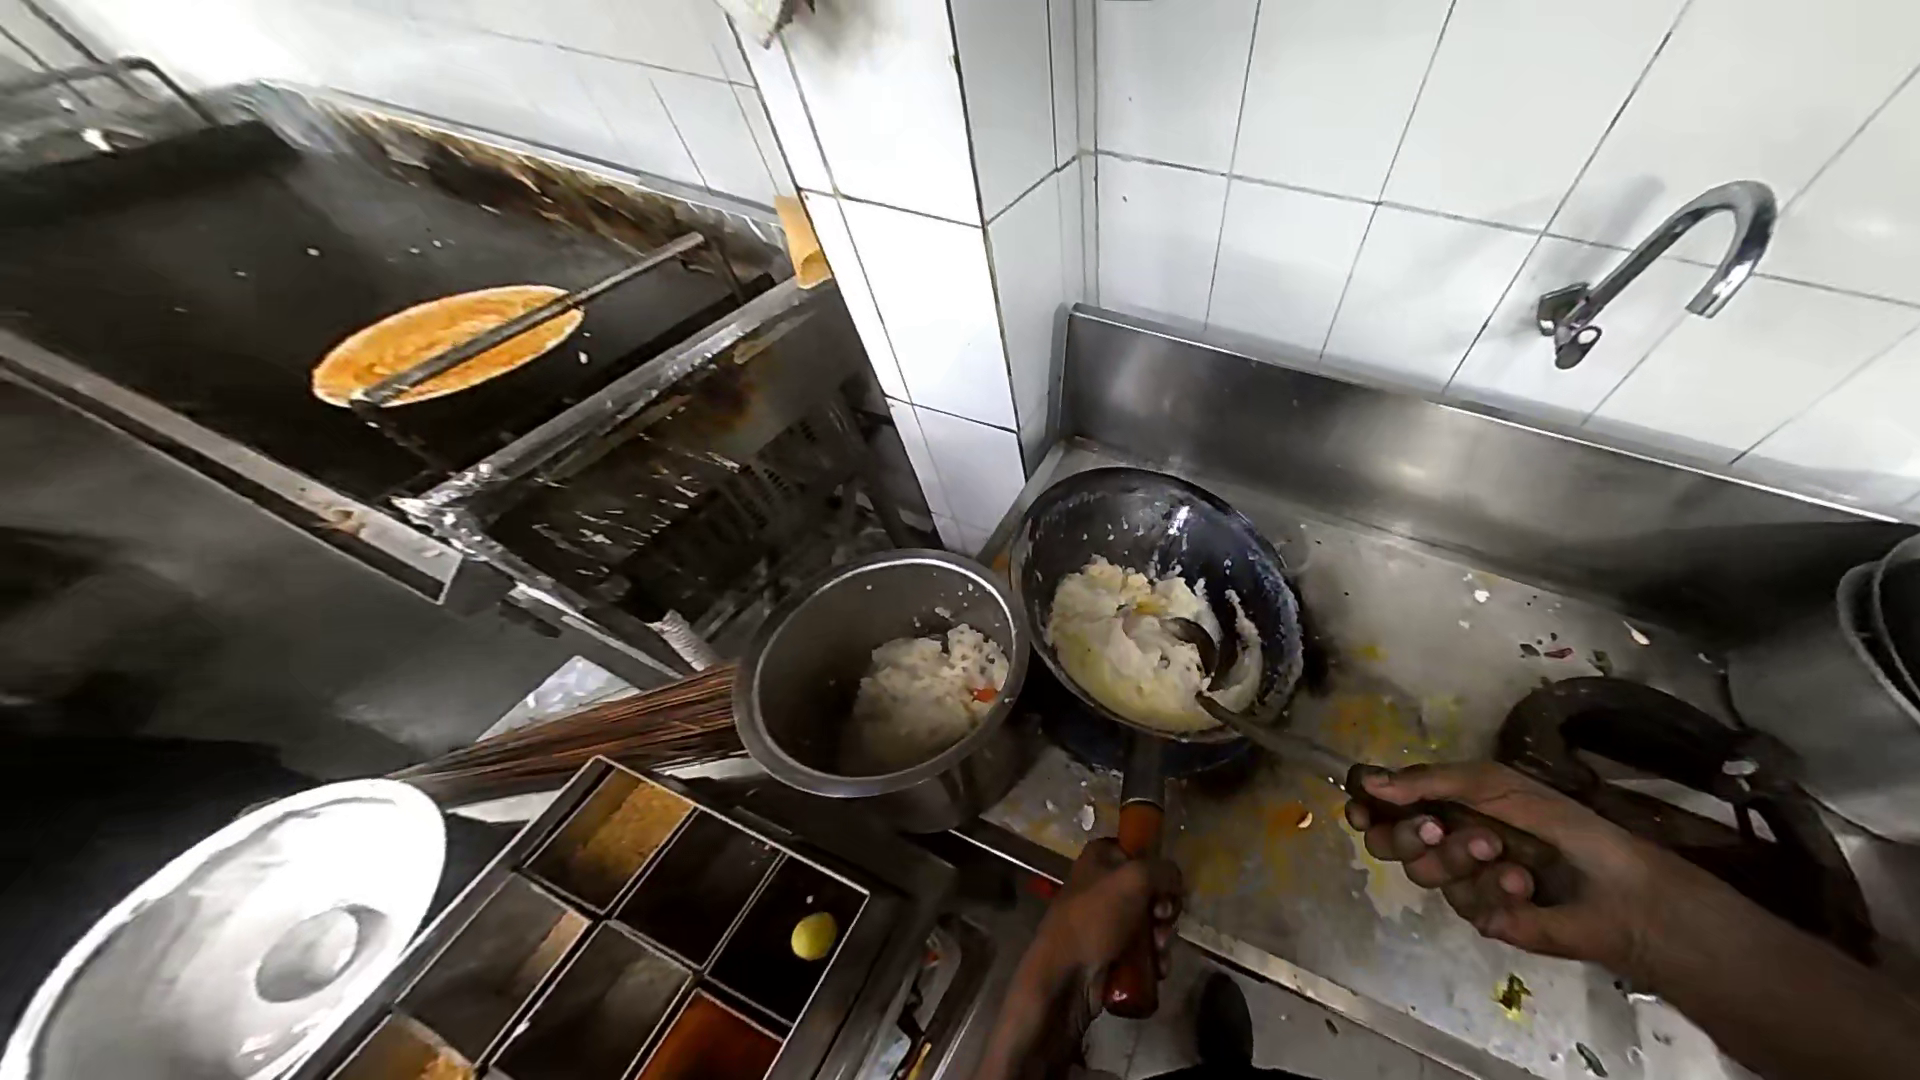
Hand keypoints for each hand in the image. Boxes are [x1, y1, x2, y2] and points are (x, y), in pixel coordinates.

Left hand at [1024, 837, 1183, 998]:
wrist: (1066, 972)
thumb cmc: (1097, 916)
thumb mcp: (1134, 879)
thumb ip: (1162, 870)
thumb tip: (1175, 879)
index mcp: (1101, 856)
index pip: (1141, 853)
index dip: (1158, 872)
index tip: (1165, 891)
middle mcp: (1103, 881)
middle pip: (1151, 890)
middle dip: (1163, 911)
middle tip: (1161, 922)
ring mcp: (1107, 917)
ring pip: (1151, 921)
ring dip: (1161, 938)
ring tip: (1156, 951)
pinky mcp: (1112, 948)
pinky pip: (1144, 948)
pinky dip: (1154, 958)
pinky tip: (1156, 969)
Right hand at [1343, 761, 1712, 979]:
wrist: (1623, 884)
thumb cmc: (1556, 821)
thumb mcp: (1488, 782)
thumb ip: (1426, 782)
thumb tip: (1368, 784)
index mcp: (1430, 803)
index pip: (1375, 801)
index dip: (1359, 804)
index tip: (1360, 808)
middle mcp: (1433, 840)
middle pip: (1381, 841)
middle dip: (1403, 834)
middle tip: (1434, 826)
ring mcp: (1455, 879)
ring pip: (1419, 871)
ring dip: (1457, 857)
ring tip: (1499, 851)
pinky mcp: (1482, 916)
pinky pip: (1463, 903)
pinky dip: (1494, 888)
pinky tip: (1523, 883)